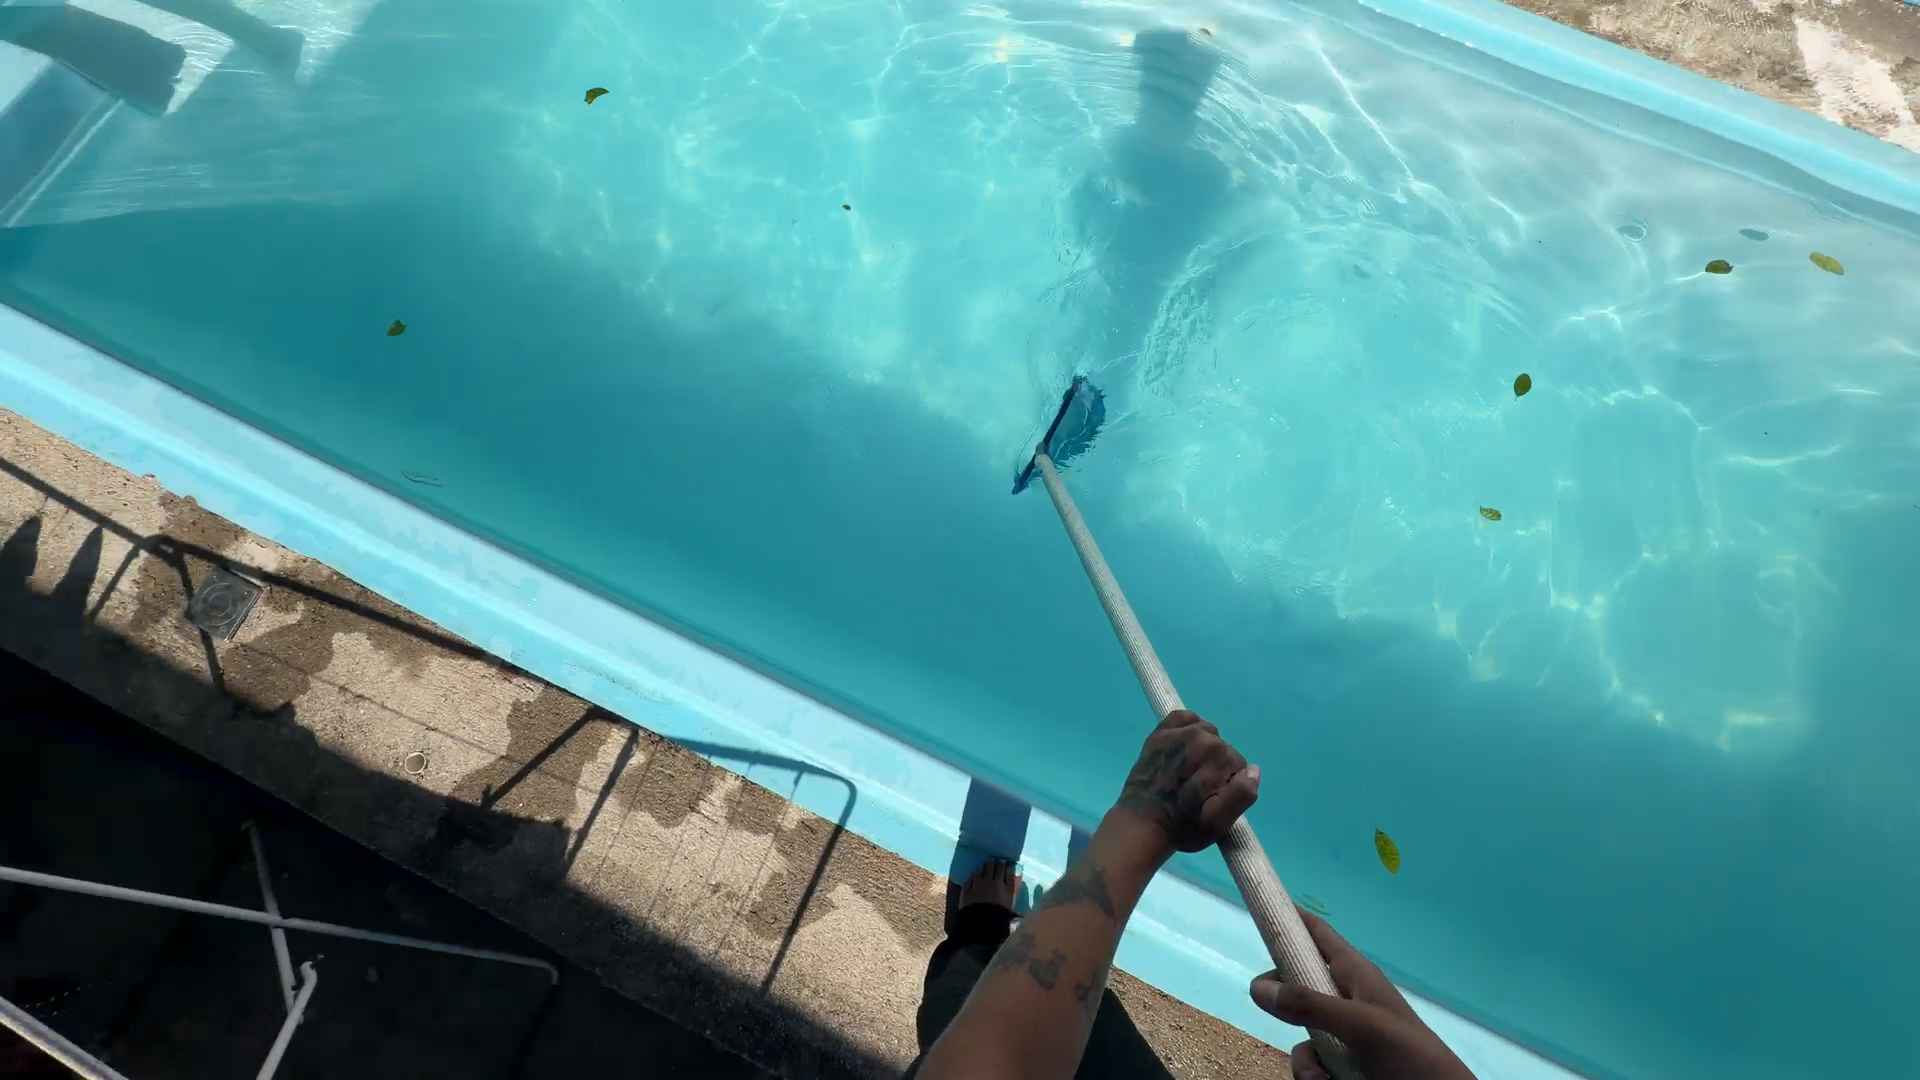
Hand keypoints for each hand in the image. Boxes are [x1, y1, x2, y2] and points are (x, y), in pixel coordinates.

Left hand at [1112, 710, 1259, 855]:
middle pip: (1221, 749)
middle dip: (1217, 767)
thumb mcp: (1220, 821)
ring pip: (1206, 733)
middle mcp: (1198, 734)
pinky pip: (1183, 718)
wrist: (1143, 823)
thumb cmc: (1184, 825)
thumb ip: (1242, 794)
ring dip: (1203, 749)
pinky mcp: (1159, 732)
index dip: (1229, 783)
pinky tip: (1184, 747)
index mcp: (1217, 753)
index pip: (1238, 765)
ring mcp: (1176, 731)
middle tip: (1199, 789)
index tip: (1213, 798)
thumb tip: (1253, 770)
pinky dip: (1188, 727)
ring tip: (1190, 772)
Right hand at [1250, 909, 1476, 1079]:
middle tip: (1266, 1001)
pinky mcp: (1341, 1069)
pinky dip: (1311, 1075)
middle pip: (1293, 981)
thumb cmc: (1415, 1059)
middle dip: (1278, 994)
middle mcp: (1343, 1000)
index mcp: (1354, 974)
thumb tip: (1256, 988)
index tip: (1256, 907)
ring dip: (1302, 1054)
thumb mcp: (1364, 1026)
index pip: (1314, 932)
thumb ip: (1310, 1005)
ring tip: (1318, 1073)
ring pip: (1297, 1029)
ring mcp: (1341, 1037)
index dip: (1287, 916)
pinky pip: (1309, 1064)